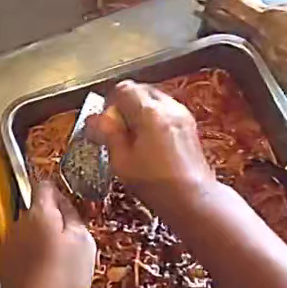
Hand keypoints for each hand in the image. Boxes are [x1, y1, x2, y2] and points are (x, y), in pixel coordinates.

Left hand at [0, 178, 95, 287]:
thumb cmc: (65, 277)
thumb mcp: (83, 242)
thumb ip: (73, 216)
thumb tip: (63, 203)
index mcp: (39, 213)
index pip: (44, 186)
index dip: (59, 192)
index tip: (71, 208)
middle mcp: (18, 222)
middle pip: (37, 211)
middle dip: (53, 220)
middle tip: (72, 241)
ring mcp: (8, 243)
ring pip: (30, 231)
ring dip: (43, 238)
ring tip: (60, 262)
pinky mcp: (5, 263)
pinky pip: (23, 249)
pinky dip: (33, 255)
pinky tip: (45, 274)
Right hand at [89, 81, 218, 215]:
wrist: (194, 198)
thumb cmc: (155, 183)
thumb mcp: (122, 162)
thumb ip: (108, 134)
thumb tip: (93, 119)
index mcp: (149, 112)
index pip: (124, 89)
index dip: (109, 102)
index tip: (105, 122)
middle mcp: (168, 106)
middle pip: (140, 90)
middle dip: (125, 104)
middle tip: (118, 130)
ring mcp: (182, 114)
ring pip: (154, 99)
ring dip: (140, 111)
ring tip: (134, 138)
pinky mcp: (189, 124)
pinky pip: (166, 110)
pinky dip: (154, 118)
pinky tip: (151, 142)